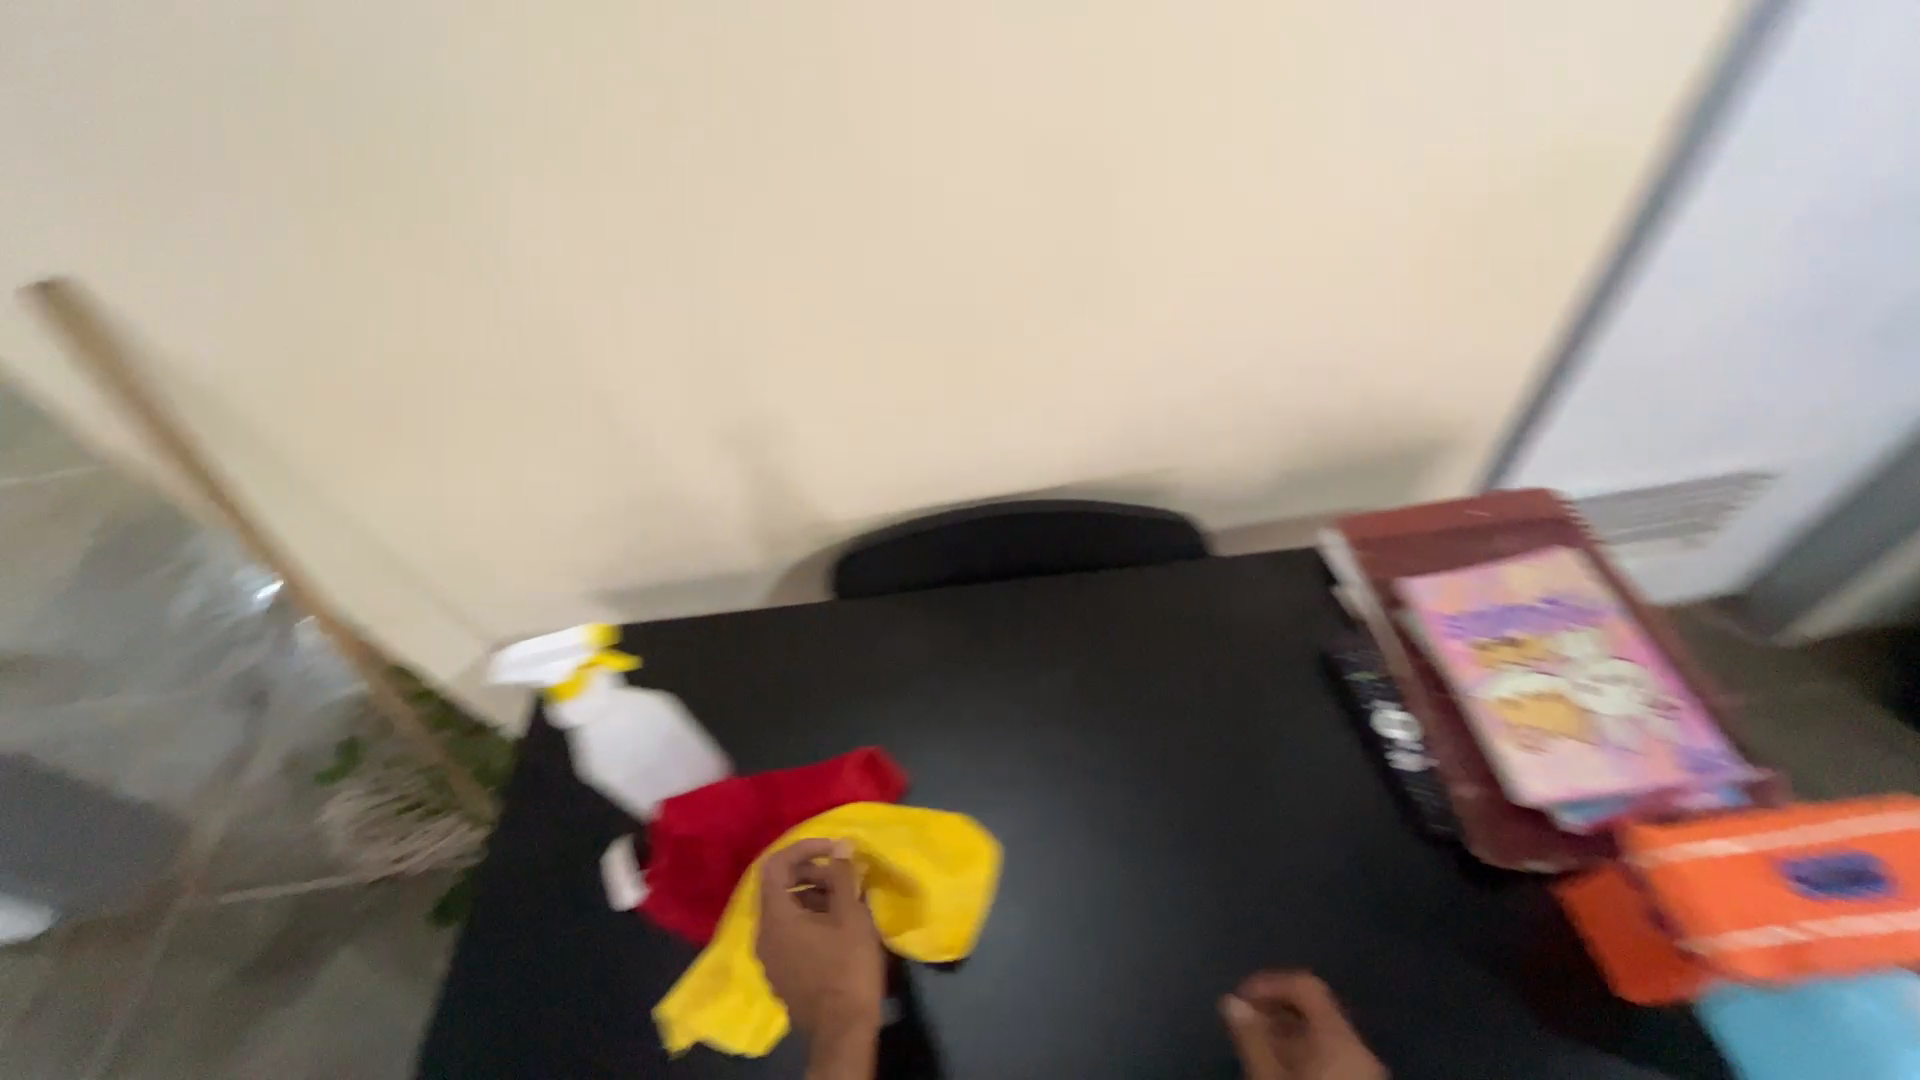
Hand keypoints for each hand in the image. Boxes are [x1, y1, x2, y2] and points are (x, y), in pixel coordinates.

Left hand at [755, 838, 884, 1041]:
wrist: (843, 1030)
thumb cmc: (847, 967)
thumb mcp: (850, 915)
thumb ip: (841, 876)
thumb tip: (840, 846)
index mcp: (775, 917)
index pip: (775, 865)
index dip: (805, 848)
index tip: (834, 849)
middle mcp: (763, 935)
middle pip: (779, 887)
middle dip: (812, 872)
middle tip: (845, 875)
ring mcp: (769, 958)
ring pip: (786, 911)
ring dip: (813, 895)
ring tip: (846, 899)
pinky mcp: (781, 973)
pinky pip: (789, 933)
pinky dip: (809, 918)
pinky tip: (837, 926)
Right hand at [1221, 971, 1385, 1079]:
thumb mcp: (1270, 1078)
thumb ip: (1251, 1038)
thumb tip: (1231, 1002)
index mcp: (1340, 1039)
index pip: (1305, 986)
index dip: (1270, 984)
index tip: (1241, 999)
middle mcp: (1359, 1050)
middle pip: (1315, 1011)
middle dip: (1275, 1012)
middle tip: (1244, 1024)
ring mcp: (1365, 1073)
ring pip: (1322, 1037)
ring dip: (1286, 1035)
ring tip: (1256, 1049)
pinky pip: (1331, 1058)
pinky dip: (1303, 1056)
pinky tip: (1280, 1070)